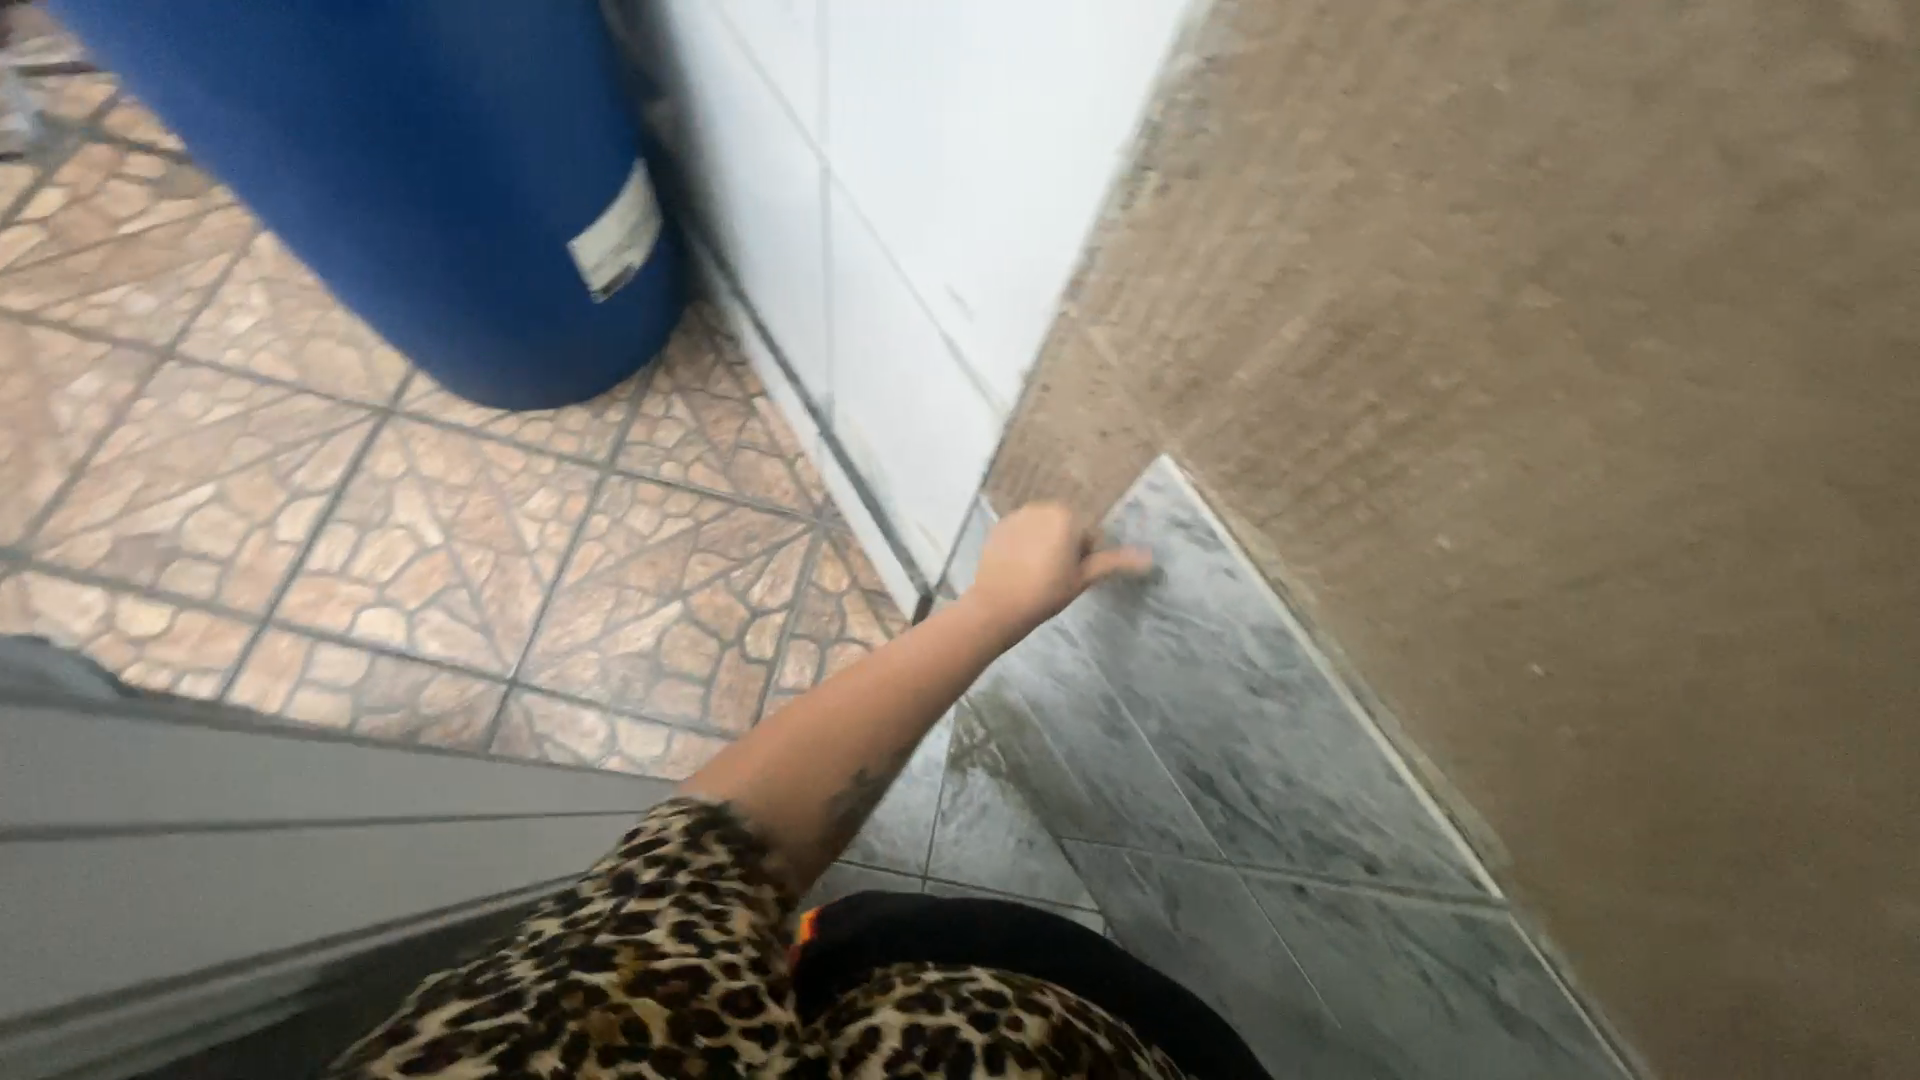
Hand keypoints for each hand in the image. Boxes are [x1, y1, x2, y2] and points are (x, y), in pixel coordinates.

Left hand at [963, 502, 1153, 638]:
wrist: (997, 605)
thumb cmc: (1046, 592)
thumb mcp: (1084, 578)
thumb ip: (1114, 562)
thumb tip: (1150, 558)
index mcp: (1067, 516)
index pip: (1090, 536)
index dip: (1085, 559)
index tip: (1071, 577)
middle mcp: (1042, 507)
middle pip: (1066, 528)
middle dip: (1066, 547)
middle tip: (1056, 576)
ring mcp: (1017, 515)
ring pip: (1043, 529)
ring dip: (1045, 544)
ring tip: (1036, 574)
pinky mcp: (999, 526)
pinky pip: (1022, 532)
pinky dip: (1024, 545)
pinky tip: (1019, 568)